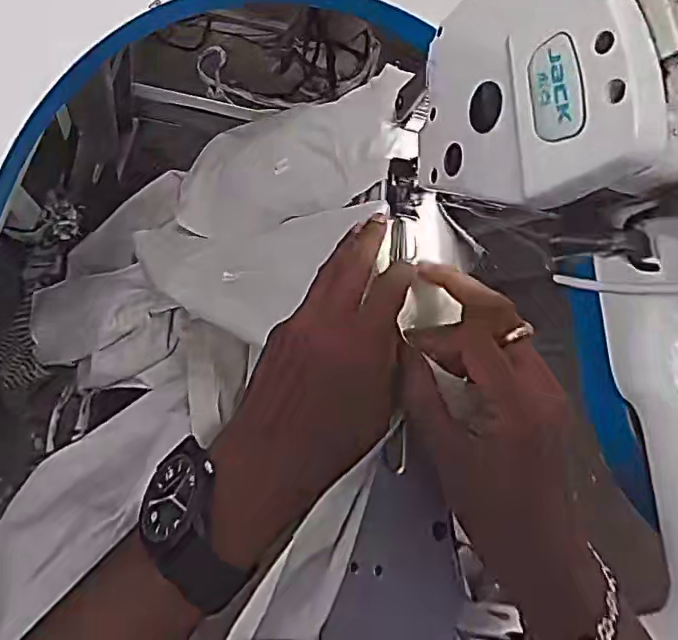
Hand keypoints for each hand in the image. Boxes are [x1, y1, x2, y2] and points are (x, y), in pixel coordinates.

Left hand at [208, 213, 407, 567]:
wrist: (268, 456)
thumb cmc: (322, 445)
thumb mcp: (380, 407)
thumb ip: (392, 361)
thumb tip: (396, 334)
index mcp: (361, 342)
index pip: (389, 287)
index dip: (403, 270)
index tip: (409, 264)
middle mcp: (329, 324)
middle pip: (353, 263)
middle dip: (369, 236)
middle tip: (379, 221)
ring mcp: (302, 322)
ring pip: (328, 271)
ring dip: (345, 248)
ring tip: (358, 233)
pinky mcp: (283, 329)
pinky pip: (311, 291)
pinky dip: (326, 274)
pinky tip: (334, 275)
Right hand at [403, 312, 609, 638]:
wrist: (544, 554)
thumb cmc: (502, 520)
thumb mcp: (448, 457)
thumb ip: (423, 397)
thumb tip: (406, 357)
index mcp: (517, 399)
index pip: (473, 340)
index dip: (434, 336)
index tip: (409, 345)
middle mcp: (540, 386)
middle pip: (503, 316)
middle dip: (463, 291)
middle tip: (431, 273)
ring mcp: (547, 390)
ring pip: (509, 330)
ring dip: (472, 320)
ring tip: (437, 317)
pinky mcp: (545, 399)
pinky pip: (513, 353)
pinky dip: (483, 345)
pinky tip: (458, 357)